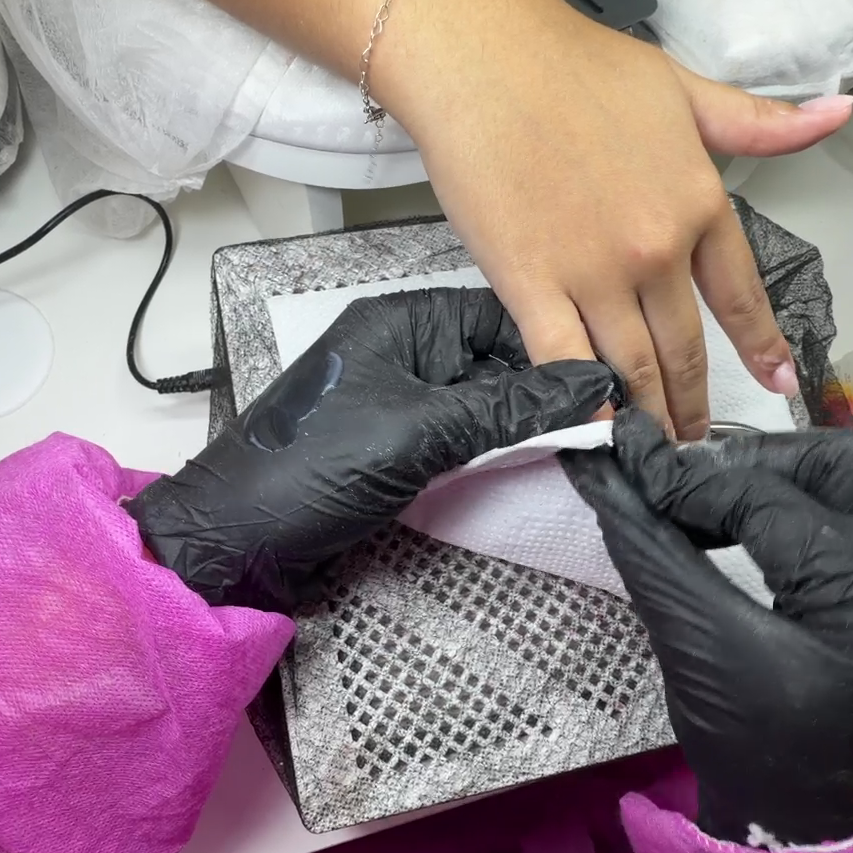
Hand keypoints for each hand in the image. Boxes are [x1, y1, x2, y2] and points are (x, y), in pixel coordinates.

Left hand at [132, 288, 612, 612]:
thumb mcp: (420, 430)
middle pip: (493, 358)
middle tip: (606, 422)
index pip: (497, 315)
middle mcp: (404, 349)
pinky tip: (531, 461)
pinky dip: (492, 447)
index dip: (552, 346)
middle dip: (541, 391)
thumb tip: (591, 388)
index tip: (609, 382)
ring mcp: (400, 398)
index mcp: (402, 321)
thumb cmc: (319, 467)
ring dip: (521, 422)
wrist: (244, 537)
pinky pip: (458, 433)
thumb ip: (507, 408)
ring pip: (480, 399)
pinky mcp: (397, 442)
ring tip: (581, 444)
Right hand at [377, 0, 850, 440]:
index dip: (761, 345)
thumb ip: (754, 121)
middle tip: (695, 437)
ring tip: (655, 445)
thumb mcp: (682, 88)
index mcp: (698, 203)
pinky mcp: (531, 286)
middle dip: (693, 401)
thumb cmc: (574, 70)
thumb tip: (834, 114)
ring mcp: (594, 274)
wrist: (488, 64)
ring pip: (631, 364)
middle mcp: (656, 250)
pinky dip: (585, 400)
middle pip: (684, 347)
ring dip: (648, 412)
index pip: (739, 295)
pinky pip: (565, 359)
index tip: (776, 384)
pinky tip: (599, 432)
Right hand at [561, 412, 852, 844]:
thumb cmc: (748, 745)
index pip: (769, 501)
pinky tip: (754, 523)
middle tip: (677, 483)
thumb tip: (598, 465)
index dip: (685, 478)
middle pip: (837, 465)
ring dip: (776, 476)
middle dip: (744, 463)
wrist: (811, 820)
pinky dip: (806, 502)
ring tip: (709, 502)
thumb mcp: (691, 639)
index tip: (626, 458)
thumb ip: (645, 541)